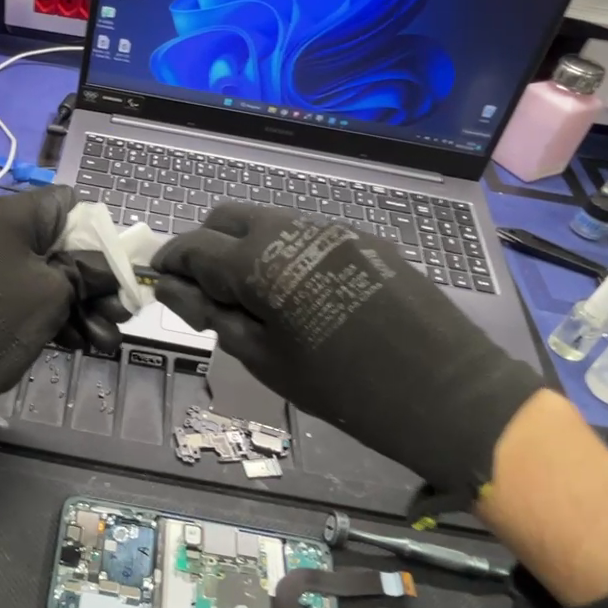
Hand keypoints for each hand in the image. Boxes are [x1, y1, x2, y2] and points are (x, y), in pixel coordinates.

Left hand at [0, 187, 127, 465]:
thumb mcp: (54, 294)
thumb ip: (87, 271)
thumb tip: (109, 266)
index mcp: (7, 214)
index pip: (67, 203)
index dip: (98, 234)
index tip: (115, 270)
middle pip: (59, 244)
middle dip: (93, 283)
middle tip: (119, 315)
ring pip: (44, 275)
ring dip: (78, 307)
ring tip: (104, 341)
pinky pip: (23, 294)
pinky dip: (50, 315)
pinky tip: (79, 343)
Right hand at [152, 204, 543, 517]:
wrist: (445, 390)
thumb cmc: (342, 388)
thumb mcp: (264, 358)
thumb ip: (212, 315)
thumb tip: (174, 289)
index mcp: (259, 261)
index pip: (193, 245)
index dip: (170, 262)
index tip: (162, 282)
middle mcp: (291, 228)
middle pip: (226, 217)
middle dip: (206, 246)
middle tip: (208, 293)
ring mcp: (331, 228)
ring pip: (267, 221)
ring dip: (245, 248)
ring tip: (254, 298)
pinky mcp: (361, 237)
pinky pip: (304, 234)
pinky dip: (283, 253)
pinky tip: (298, 294)